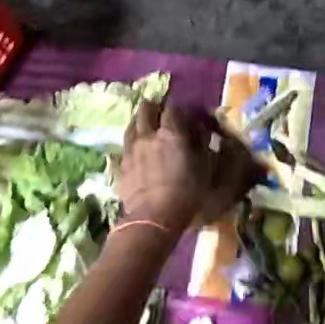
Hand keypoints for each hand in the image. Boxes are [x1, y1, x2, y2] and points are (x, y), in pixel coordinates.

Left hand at [115, 100, 259, 229]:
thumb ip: (201, 143)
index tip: (182, 112)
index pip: (172, 109)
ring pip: (131, 125)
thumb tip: (201, 129)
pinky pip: (123, 145)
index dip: (178, 108)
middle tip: (160, 112)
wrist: (155, 216)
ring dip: (139, 122)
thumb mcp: (204, 166)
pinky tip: (135, 149)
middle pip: (145, 110)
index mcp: (172, 133)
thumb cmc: (187, 191)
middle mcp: (148, 135)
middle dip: (153, 107)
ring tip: (146, 126)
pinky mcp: (120, 164)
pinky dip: (130, 142)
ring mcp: (130, 149)